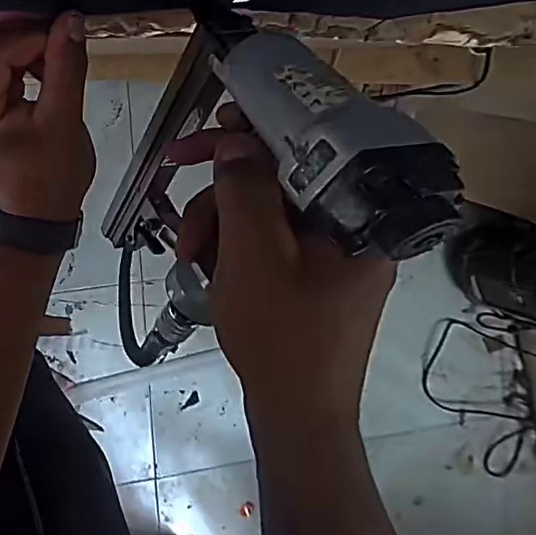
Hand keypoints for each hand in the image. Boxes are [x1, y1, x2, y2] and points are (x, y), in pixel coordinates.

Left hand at [0, 12, 95, 221]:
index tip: (67, 39)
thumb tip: (70, 19)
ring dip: (22, 47)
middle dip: (25, 37)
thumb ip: (65, 66)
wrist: (38, 216)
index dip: (32, 34)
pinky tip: (40, 73)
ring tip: (53, 65)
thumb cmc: (53, 179)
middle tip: (61, 49)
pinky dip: (17, 61)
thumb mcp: (65, 121)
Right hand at [172, 106, 396, 427]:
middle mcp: (351, 224)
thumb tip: (234, 141)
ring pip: (264, 206)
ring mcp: (330, 249)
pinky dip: (231, 244)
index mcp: (358, 215)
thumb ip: (244, 190)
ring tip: (190, 256)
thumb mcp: (254, 256)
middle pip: (280, 176)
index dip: (263, 126)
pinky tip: (206, 266)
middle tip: (177, 173)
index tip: (219, 120)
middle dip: (223, 188)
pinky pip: (266, 236)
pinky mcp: (310, 270)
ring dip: (217, 221)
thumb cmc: (282, 337)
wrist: (295, 415)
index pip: (314, 146)